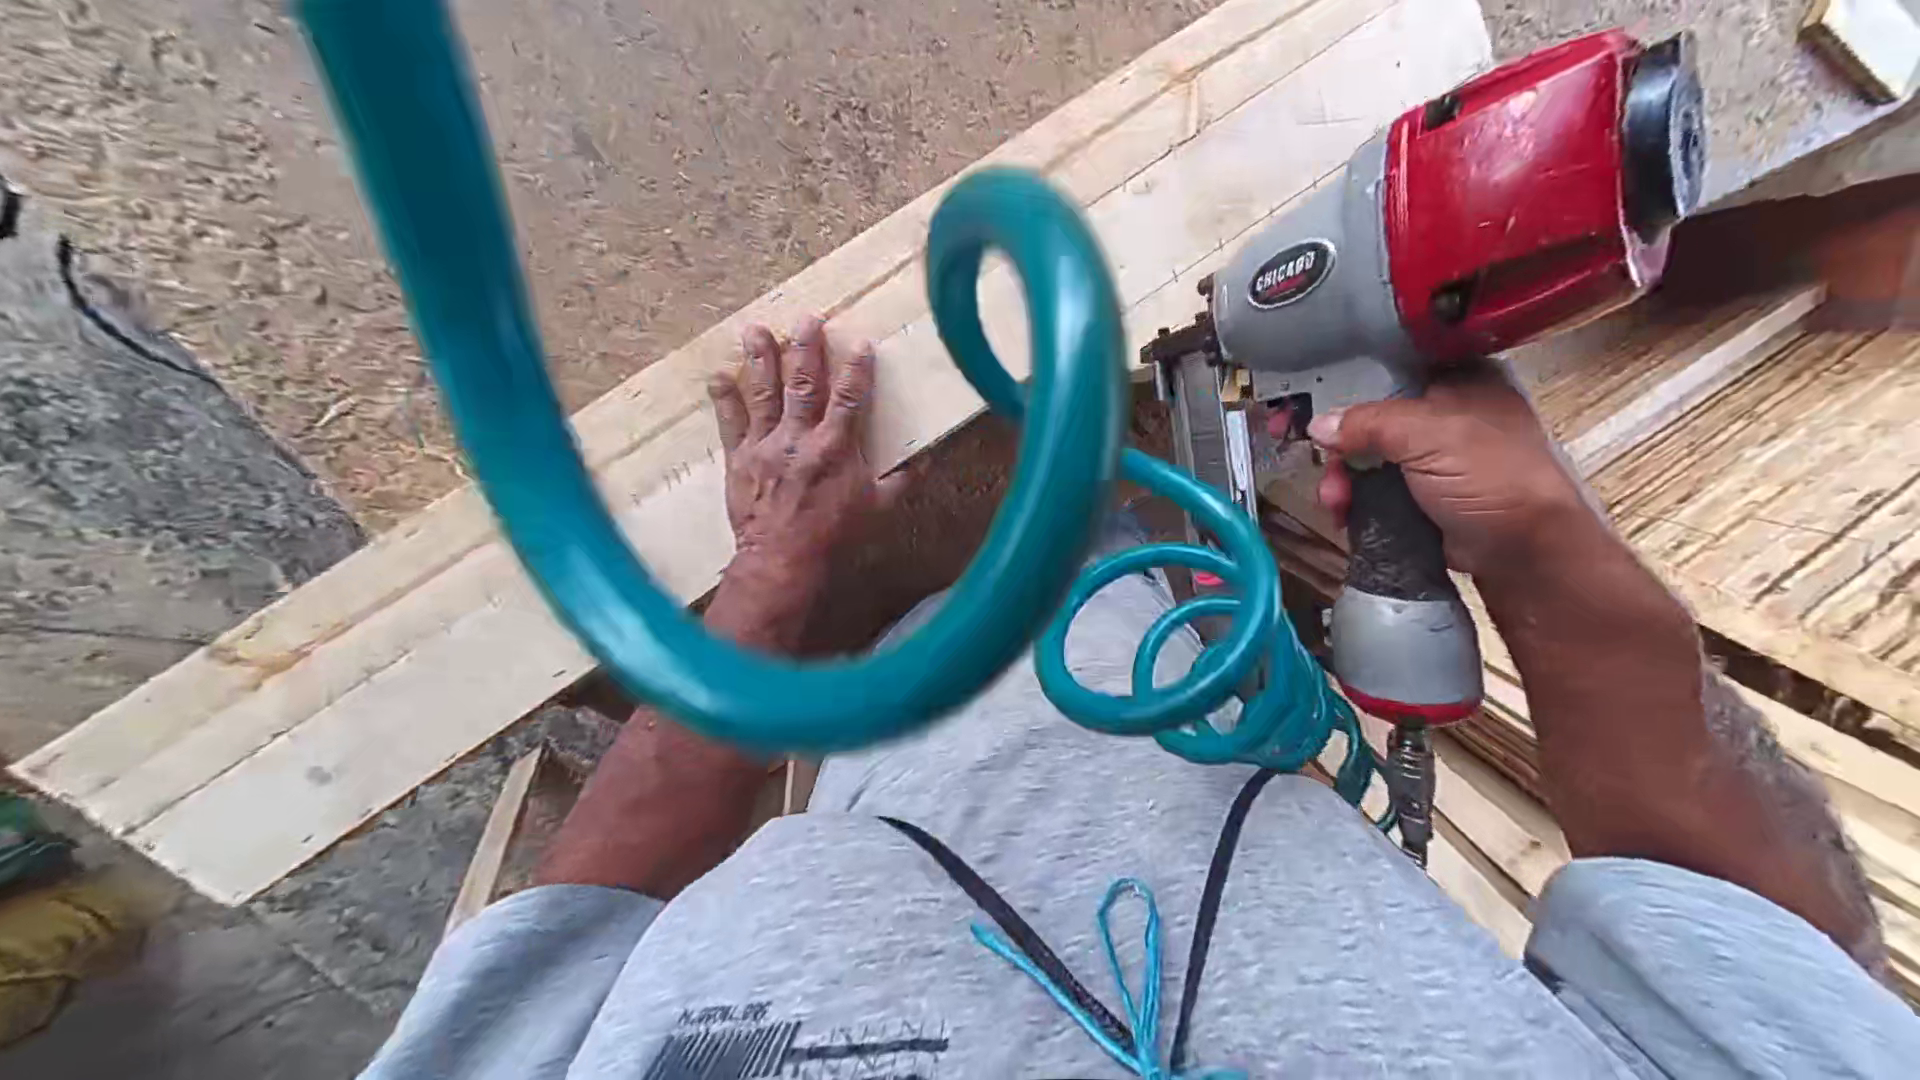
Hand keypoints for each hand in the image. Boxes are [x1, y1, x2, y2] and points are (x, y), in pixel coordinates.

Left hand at [703, 316, 908, 647]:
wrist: (783, 559)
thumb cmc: (835, 536)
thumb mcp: (878, 509)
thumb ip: (901, 480)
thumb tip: (925, 460)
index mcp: (836, 446)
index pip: (850, 397)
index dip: (858, 369)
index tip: (861, 344)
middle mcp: (800, 437)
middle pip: (804, 383)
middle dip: (806, 348)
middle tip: (806, 318)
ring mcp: (766, 445)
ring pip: (764, 393)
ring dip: (761, 359)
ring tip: (755, 329)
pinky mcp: (740, 459)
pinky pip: (731, 423)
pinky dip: (724, 399)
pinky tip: (717, 376)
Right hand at [1302, 361, 1609, 584]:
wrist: (1521, 552)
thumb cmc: (1495, 482)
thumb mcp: (1433, 438)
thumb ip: (1372, 423)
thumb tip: (1318, 425)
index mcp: (1458, 384)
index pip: (1389, 373)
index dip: (1346, 391)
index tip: (1311, 413)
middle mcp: (1441, 416)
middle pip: (1366, 422)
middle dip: (1340, 452)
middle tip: (1329, 473)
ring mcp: (1427, 458)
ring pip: (1363, 458)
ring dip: (1341, 481)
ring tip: (1338, 503)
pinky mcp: (1415, 492)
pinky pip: (1368, 487)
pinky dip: (1352, 500)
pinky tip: (1345, 513)